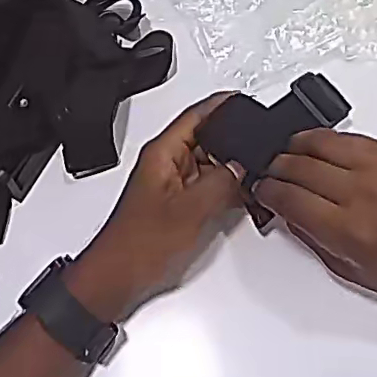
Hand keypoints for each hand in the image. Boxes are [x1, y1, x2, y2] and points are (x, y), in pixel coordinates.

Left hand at [67, 93, 242, 322]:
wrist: (119, 277)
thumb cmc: (138, 244)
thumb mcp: (191, 209)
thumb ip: (222, 182)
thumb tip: (242, 166)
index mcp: (162, 153)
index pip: (194, 116)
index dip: (219, 105)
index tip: (241, 99)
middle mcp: (165, 163)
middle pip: (204, 139)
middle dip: (231, 141)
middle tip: (257, 145)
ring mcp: (170, 183)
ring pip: (207, 163)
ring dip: (229, 167)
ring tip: (252, 174)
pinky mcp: (176, 203)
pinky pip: (205, 185)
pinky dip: (222, 187)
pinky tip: (239, 197)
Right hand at [253, 130, 376, 331]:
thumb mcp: (352, 271)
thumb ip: (312, 237)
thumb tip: (286, 211)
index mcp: (351, 231)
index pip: (288, 197)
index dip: (266, 191)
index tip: (261, 190)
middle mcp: (363, 194)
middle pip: (296, 165)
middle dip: (275, 169)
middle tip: (271, 174)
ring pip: (316, 141)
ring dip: (294, 147)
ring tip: (289, 156)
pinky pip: (345, 136)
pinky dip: (323, 139)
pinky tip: (317, 147)